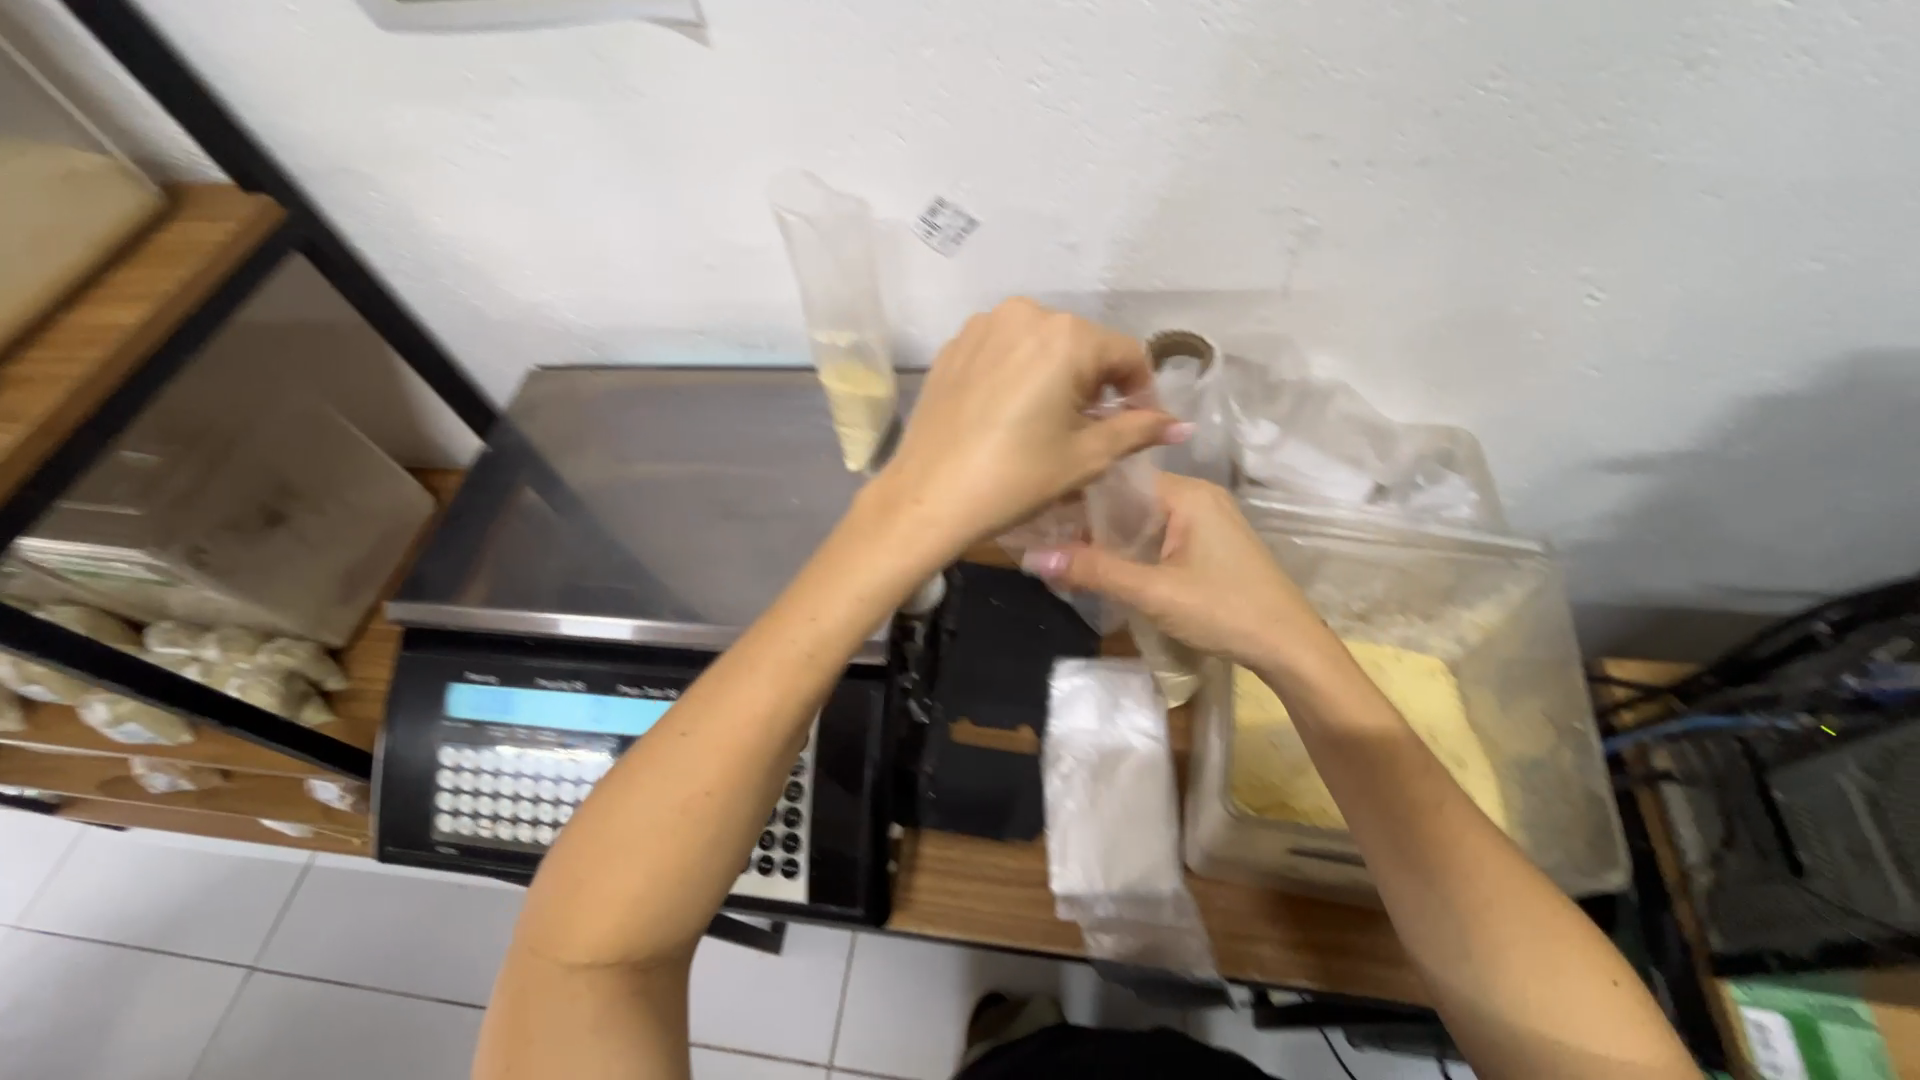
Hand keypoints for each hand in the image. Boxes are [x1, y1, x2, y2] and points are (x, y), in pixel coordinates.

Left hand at [868, 298, 1186, 556]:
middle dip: (1097, 383)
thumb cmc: (1015, 478)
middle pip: (1083, 345)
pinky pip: (1004, 351)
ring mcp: (983, 326)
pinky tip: (1011, 414)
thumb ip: (1138, 431)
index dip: (1142, 391)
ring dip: (1058, 377)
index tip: (1140, 426)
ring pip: (1042, 346)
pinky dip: (1020, 374)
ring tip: (1051, 422)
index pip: (1127, 354)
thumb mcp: (1086, 457)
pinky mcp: (954, 346)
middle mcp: (1025, 314)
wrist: (928, 497)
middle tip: (1094, 429)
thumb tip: (1181, 425)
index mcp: (1066, 335)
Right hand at [1024, 474, 1333, 672]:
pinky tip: (1106, 573)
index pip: (1117, 481)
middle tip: (1043, 545)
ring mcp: (1207, 523)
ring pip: (1142, 523)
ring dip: (1108, 542)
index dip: (1076, 499)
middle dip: (1087, 525)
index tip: (1037, 518)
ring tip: (1064, 560)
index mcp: (1186, 494)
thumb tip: (1032, 558)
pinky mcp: (1209, 547)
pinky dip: (1131, 553)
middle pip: (1128, 502)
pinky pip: (1158, 539)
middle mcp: (1197, 498)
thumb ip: (1093, 572)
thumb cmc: (1225, 611)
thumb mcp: (1153, 592)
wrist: (1290, 648)